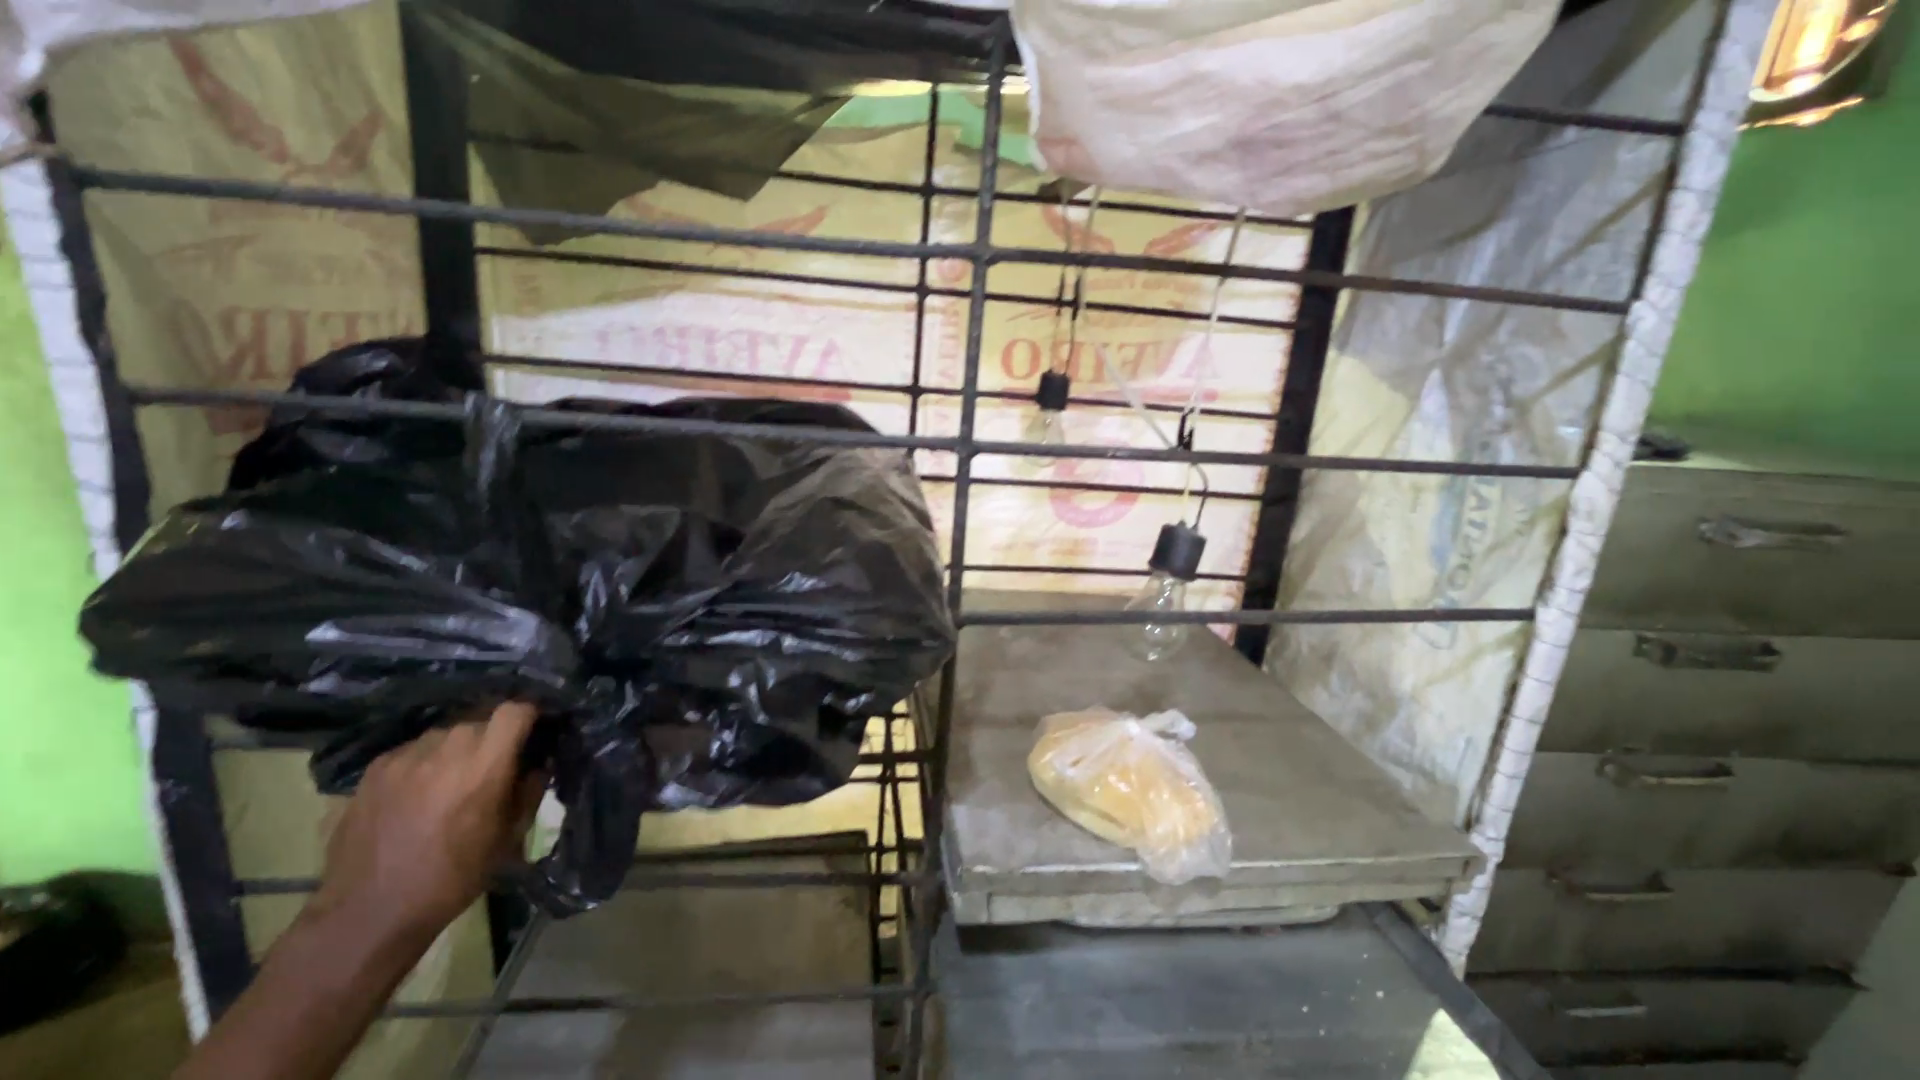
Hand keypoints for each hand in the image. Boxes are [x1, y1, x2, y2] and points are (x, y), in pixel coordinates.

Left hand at [312, 702, 545, 943]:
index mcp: (484, 765)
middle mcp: (445, 748)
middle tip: (493, 768)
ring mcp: (405, 755)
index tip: (534, 732)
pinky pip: (413, 751)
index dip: (529, 716)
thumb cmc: (452, 878)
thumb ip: (528, 792)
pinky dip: (424, 763)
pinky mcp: (374, 768)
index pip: (514, 710)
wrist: (370, 910)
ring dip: (457, 750)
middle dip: (492, 738)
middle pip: (480, 721)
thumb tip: (538, 764)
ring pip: (445, 735)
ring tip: (451, 783)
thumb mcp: (507, 839)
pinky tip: (417, 795)